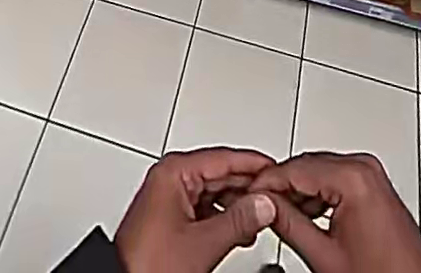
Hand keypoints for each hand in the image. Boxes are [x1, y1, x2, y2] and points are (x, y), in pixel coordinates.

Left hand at [115, 147, 278, 272]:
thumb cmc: (146, 265)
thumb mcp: (201, 244)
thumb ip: (237, 220)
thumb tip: (263, 203)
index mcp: (174, 172)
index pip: (222, 158)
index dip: (252, 163)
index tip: (274, 168)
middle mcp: (171, 177)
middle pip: (219, 172)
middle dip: (247, 186)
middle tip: (273, 195)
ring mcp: (169, 196)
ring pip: (213, 190)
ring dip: (237, 204)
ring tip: (261, 215)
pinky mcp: (170, 214)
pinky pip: (204, 206)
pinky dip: (223, 216)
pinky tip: (240, 228)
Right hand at [248, 152, 420, 272]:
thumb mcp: (326, 258)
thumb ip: (289, 225)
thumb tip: (264, 205)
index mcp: (353, 178)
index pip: (295, 168)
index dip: (266, 182)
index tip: (247, 194)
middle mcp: (364, 167)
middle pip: (307, 166)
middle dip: (281, 186)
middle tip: (257, 204)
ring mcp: (371, 174)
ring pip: (319, 172)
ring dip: (298, 191)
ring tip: (277, 214)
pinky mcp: (374, 184)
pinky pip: (335, 179)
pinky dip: (317, 195)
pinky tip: (303, 216)